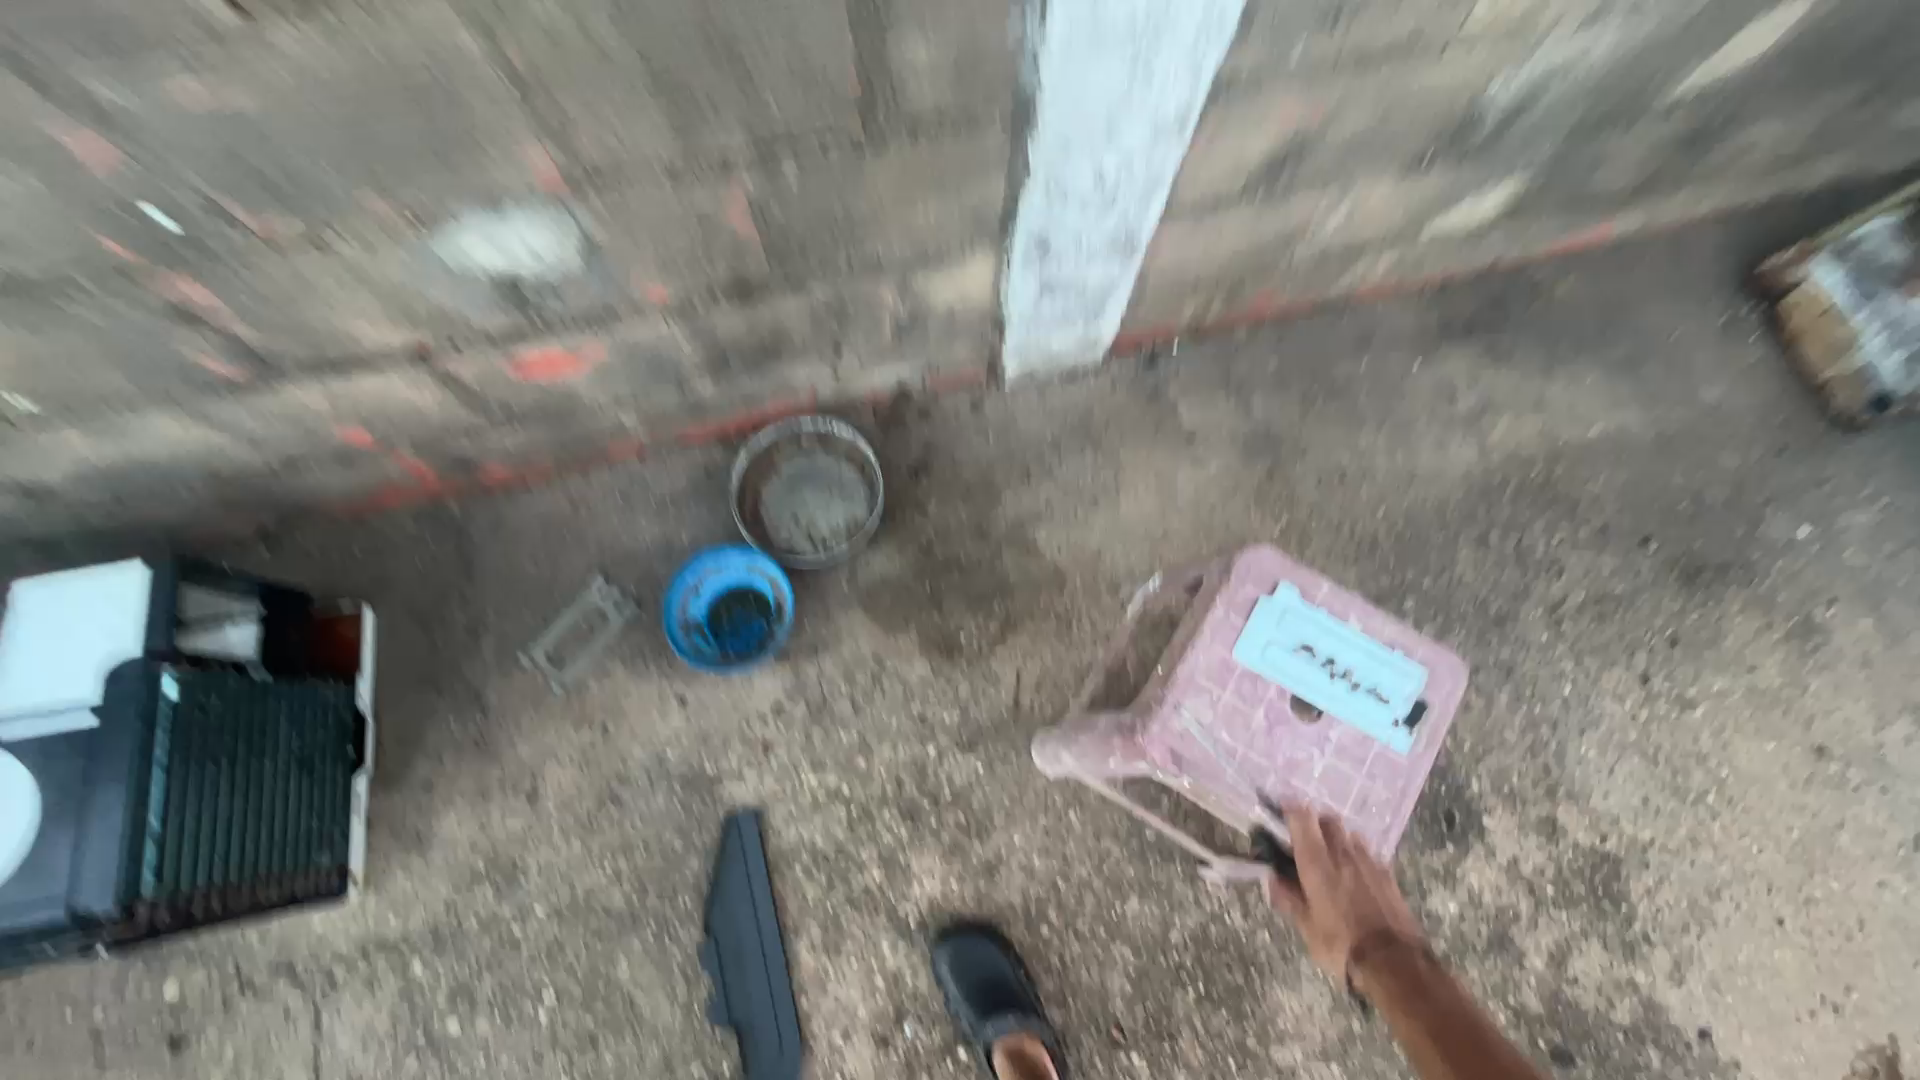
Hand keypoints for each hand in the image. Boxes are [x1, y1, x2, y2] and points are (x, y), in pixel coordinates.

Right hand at [1266, 802, 1424, 983]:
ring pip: (1351, 834)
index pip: (1302, 819)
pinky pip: (1370, 854)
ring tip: (1333, 857)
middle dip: (1316, 822)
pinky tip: (1358, 875)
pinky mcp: (1389, 876)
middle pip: (1329, 820)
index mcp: (1316, 862)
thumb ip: (1288, 898)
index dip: (1290, 809)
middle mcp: (1342, 853)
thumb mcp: (1306, 927)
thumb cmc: (1341, 945)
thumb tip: (1273, 878)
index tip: (1281, 808)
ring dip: (1339, 838)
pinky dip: (1359, 856)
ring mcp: (1369, 863)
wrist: (1395, 963)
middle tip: (1307, 839)